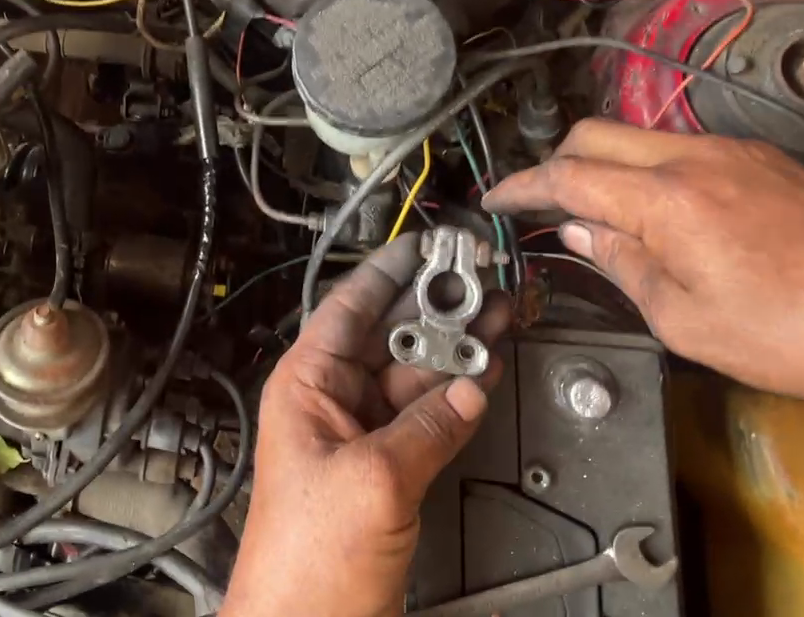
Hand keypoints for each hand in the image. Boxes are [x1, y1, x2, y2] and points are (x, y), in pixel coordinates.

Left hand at [222, 236, 512, 616]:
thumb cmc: (308, 558)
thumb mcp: (375, 481)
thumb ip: (427, 428)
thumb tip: (469, 392)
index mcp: (307, 382)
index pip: (350, 306)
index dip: (389, 272)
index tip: (425, 246)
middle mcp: (330, 397)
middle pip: (388, 335)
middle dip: (435, 308)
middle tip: (479, 280)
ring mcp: (358, 430)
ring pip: (411, 373)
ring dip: (453, 349)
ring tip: (496, 316)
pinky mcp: (383, 463)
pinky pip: (422, 414)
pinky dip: (453, 396)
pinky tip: (483, 373)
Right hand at [482, 119, 803, 414]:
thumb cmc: (801, 338)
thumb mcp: (688, 322)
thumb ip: (622, 266)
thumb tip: (580, 232)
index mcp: (668, 200)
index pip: (568, 176)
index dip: (521, 186)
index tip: (494, 199)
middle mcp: (698, 158)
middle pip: (595, 134)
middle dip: (556, 162)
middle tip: (542, 203)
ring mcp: (739, 153)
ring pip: (641, 136)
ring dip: (607, 163)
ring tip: (605, 213)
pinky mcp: (773, 162)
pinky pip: (686, 147)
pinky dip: (652, 169)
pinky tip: (668, 212)